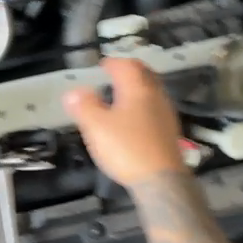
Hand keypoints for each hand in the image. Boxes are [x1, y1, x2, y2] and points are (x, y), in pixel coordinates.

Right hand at [64, 57, 185, 187]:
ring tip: (122, 94)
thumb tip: (73, 91)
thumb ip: (84, 106)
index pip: (126, 66)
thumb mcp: (96, 127)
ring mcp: (165, 113)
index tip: (102, 65)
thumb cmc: (126, 149)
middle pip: (144, 74)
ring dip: (137, 87)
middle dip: (129, 70)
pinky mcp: (169, 131)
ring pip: (151, 91)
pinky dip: (142, 104)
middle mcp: (155, 96)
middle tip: (115, 73)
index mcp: (137, 89)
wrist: (160, 179)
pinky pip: (154, 107)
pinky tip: (135, 118)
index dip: (113, 63)